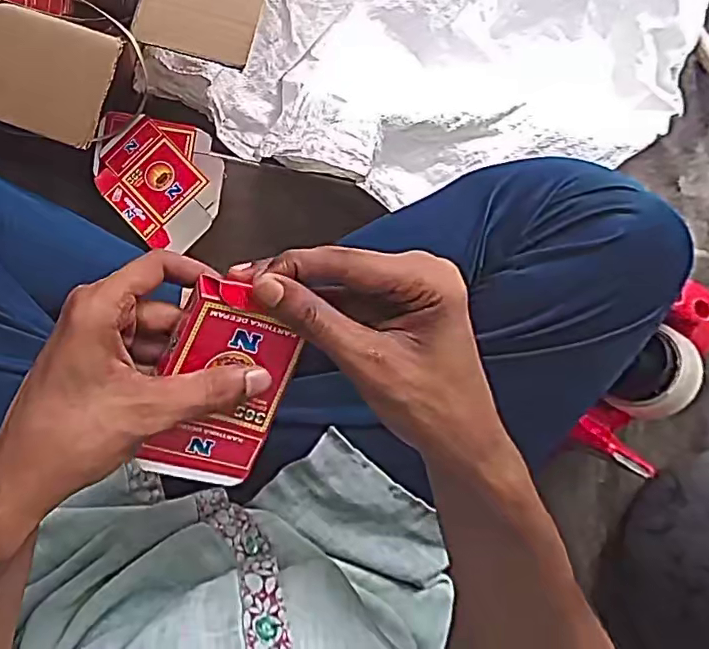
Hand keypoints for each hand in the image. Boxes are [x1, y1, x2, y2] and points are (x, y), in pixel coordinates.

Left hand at [0, 251, 272, 543]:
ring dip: (186, 359)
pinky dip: (167, 374)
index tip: (226, 292)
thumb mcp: (147, 409)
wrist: (22, 478)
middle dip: (199, 332)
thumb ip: (206, 391)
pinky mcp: (95, 366)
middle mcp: (95, 314)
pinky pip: (141, 359)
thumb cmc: (65, 434)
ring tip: (224, 378)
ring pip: (153, 338)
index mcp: (99, 305)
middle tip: (237, 349)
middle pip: (161, 309)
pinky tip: (194, 397)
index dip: (196, 273)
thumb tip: (250, 377)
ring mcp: (94, 340)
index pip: (156, 266)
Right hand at [237, 247, 510, 469]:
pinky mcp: (388, 303)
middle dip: (290, 275)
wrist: (461, 448)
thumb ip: (316, 319)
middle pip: (338, 265)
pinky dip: (311, 304)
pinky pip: (342, 296)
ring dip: (296, 289)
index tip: (255, 275)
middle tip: (247, 282)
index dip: (294, 265)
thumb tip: (270, 288)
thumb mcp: (367, 362)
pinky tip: (282, 306)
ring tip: (256, 293)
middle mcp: (417, 272)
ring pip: (335, 279)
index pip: (347, 260)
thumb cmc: (437, 411)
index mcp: (427, 278)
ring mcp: (402, 287)